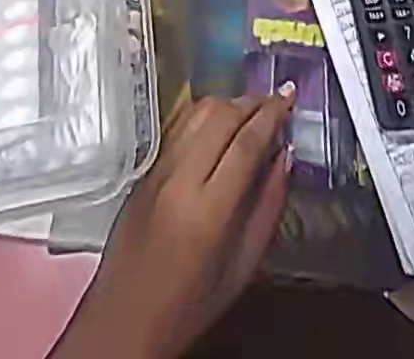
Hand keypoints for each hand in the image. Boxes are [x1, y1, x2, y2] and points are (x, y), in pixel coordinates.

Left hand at [50, 91, 295, 358]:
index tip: (289, 95)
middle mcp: (179, 179)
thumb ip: (269, 207)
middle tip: (275, 101)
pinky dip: (203, 112)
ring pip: (195, 112)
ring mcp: (157, 169)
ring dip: (227, 102)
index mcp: (208, 210)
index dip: (272, 114)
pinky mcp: (144, 167)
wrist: (124, 318)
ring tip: (251, 109)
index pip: (245, 143)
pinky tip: (219, 120)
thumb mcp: (243, 268)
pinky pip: (177, 124)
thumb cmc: (190, 304)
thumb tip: (285, 156)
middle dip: (252, 102)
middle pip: (219, 116)